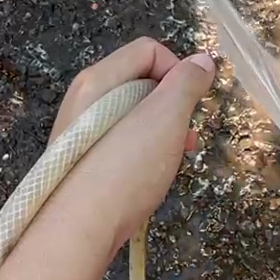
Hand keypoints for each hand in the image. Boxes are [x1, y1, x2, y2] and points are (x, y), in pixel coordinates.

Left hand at [44, 38, 214, 249]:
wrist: (77, 230)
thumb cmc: (124, 168)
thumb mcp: (165, 118)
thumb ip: (186, 84)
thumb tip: (202, 60)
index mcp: (99, 78)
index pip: (149, 50)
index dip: (178, 70)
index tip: (190, 104)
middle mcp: (84, 98)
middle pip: (141, 81)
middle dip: (172, 106)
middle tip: (185, 136)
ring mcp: (80, 131)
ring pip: (134, 114)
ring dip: (162, 131)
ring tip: (174, 159)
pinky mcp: (81, 160)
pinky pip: (120, 140)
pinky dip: (142, 151)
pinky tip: (152, 176)